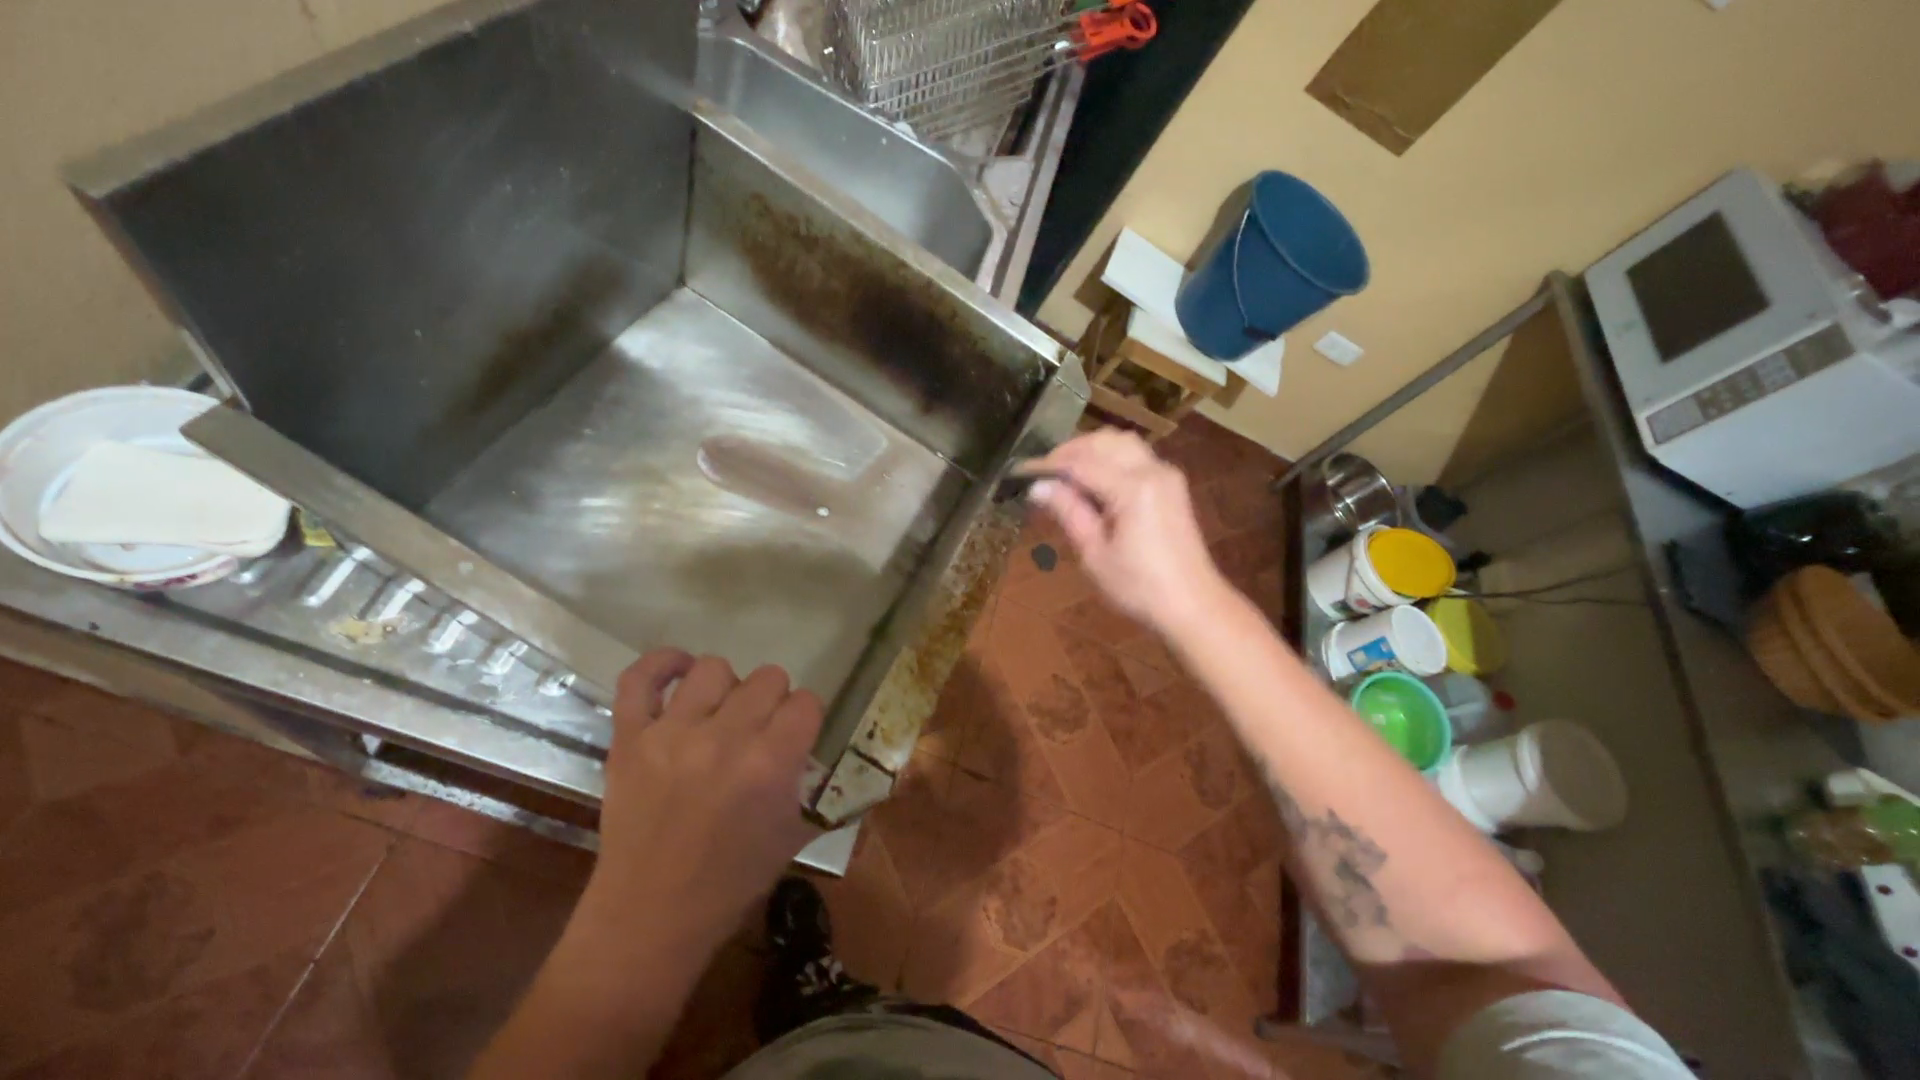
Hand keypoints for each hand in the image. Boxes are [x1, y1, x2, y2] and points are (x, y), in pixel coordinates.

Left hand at [583, 649, 823, 947]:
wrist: (652, 914)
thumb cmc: (731, 881)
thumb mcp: (794, 836)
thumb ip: (815, 786)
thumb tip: (822, 751)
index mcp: (771, 764)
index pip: (806, 703)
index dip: (806, 718)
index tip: (797, 736)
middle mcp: (724, 738)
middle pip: (768, 678)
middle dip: (774, 703)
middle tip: (761, 731)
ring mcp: (671, 733)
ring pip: (714, 668)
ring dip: (728, 688)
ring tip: (722, 714)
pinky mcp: (629, 737)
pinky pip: (640, 677)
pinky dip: (661, 664)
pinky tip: (680, 673)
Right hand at [1023, 429, 1232, 632]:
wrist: (1192, 604)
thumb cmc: (1139, 587)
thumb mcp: (1095, 554)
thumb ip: (1069, 512)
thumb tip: (1038, 486)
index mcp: (1133, 488)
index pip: (1081, 463)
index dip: (1049, 466)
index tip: (1022, 473)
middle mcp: (1152, 471)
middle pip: (1104, 441)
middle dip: (1071, 451)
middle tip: (1044, 475)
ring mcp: (1166, 475)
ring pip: (1122, 443)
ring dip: (1092, 451)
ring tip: (1067, 477)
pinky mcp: (1171, 485)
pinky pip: (1136, 457)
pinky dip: (1111, 459)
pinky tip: (1093, 484)